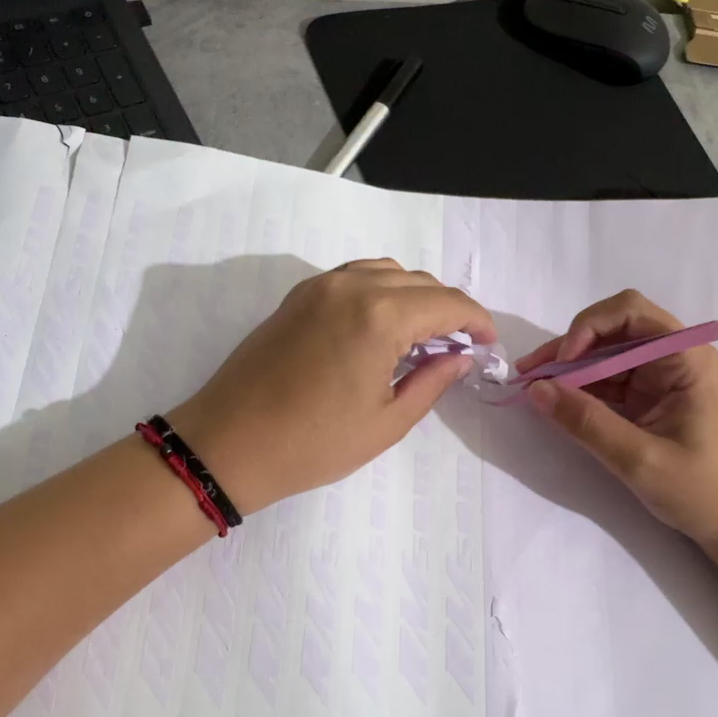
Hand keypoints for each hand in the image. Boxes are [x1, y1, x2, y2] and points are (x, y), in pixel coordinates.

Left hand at [166, 259, 494, 514]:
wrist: (227, 444)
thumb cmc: (313, 444)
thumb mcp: (387, 422)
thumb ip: (432, 381)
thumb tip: (461, 357)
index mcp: (381, 317)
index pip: (447, 303)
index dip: (477, 320)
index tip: (489, 342)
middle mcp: (353, 287)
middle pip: (421, 282)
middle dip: (449, 308)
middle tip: (462, 344)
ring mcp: (320, 287)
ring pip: (387, 272)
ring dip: (416, 294)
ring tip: (425, 333)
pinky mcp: (297, 296)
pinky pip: (355, 276)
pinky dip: (382, 289)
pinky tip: (383, 323)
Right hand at [519, 290, 717, 548]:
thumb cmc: (701, 491)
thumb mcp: (639, 460)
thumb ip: (587, 423)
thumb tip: (536, 390)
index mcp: (685, 358)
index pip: (630, 313)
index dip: (588, 328)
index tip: (561, 364)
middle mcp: (674, 356)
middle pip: (614, 328)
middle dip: (570, 346)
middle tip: (530, 373)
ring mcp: (662, 376)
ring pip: (606, 353)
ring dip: (570, 367)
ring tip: (531, 386)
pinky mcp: (650, 397)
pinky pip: (610, 379)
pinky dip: (581, 387)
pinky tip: (555, 400)